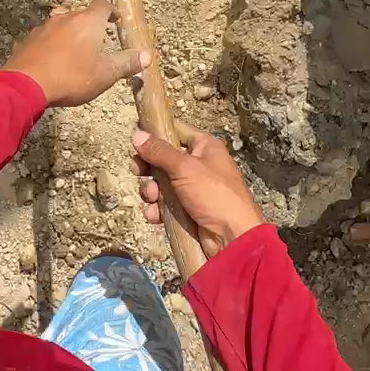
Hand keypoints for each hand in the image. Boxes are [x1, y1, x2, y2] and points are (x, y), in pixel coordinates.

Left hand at [4, 0, 148, 107]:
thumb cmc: (71, 76)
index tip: (116, 18)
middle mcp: (66, 18)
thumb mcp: (105, 74)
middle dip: (90, 23)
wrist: (26, 83)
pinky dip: (53, 43)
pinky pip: (45, 37)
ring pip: (61, 23)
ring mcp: (44, 27)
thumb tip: (147, 55)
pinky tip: (53, 58)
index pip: (102, 6)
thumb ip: (126, 63)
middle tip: (98, 36)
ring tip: (75, 47)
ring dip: (70, 32)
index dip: (111, 11)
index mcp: (88, 22)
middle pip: (81, 14)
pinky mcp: (29, 40)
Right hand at [132, 123, 265, 256]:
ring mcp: (193, 189)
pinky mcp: (187, 210)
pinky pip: (165, 204)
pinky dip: (157, 209)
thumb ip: (159, 152)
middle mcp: (199, 164)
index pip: (176, 131)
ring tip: (152, 198)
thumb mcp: (185, 168)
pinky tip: (154, 215)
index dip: (156, 135)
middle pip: (164, 159)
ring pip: (162, 183)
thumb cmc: (213, 194)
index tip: (137, 142)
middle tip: (138, 172)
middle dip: (149, 168)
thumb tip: (137, 134)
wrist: (233, 239)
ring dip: (151, 191)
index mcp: (204, 147)